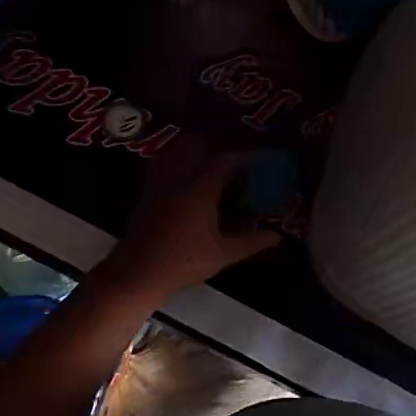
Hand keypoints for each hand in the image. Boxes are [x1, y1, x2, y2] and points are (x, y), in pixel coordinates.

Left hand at [99, 152, 280, 294]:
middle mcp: (179, 179)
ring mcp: (159, 182)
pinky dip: (174, 158)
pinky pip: (161, 163)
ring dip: (193, 147)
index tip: (257, 156)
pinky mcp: (146, 191)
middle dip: (216, 142)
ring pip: (176, 150)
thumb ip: (251, 242)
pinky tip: (183, 169)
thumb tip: (277, 236)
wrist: (138, 273)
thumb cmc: (183, 263)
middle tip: (232, 152)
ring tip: (209, 155)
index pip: (224, 160)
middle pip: (196, 144)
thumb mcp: (222, 255)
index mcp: (199, 192)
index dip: (243, 155)